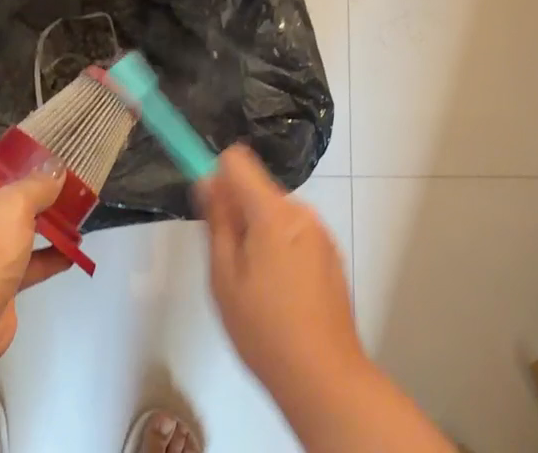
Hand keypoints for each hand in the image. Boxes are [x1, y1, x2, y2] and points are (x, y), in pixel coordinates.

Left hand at [0, 163, 73, 374]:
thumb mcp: (13, 205)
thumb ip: (38, 184)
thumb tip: (56, 168)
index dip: (19, 157)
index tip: (53, 153)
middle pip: (4, 196)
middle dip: (39, 191)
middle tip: (74, 181)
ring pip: (16, 230)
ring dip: (46, 223)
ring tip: (81, 212)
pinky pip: (23, 262)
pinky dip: (47, 256)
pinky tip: (74, 251)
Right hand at [197, 145, 364, 392]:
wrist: (324, 376)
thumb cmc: (263, 329)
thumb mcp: (223, 277)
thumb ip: (216, 222)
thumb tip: (207, 181)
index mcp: (273, 212)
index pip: (237, 161)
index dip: (215, 174)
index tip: (206, 208)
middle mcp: (301, 213)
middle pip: (257, 190)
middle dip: (237, 213)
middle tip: (227, 264)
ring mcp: (321, 234)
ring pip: (275, 214)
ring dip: (258, 234)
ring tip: (253, 286)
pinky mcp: (331, 255)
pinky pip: (294, 235)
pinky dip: (279, 250)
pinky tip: (278, 294)